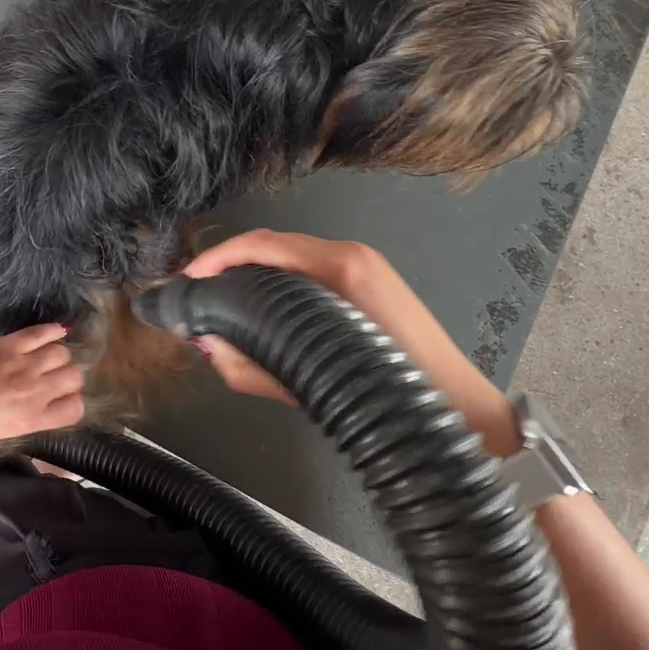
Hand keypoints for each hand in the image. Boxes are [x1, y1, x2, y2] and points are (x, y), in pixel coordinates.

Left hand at [0, 324, 85, 449]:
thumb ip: (21, 419)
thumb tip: (31, 408)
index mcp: (32, 420)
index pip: (75, 408)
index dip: (72, 401)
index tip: (63, 398)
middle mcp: (34, 392)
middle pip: (73, 376)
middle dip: (68, 376)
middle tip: (54, 375)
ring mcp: (21, 365)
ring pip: (61, 352)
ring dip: (59, 354)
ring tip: (50, 355)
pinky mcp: (5, 345)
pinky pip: (38, 333)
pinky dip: (52, 330)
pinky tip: (58, 330)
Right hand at [181, 229, 380, 405]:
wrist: (459, 407)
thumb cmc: (391, 396)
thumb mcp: (311, 387)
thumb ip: (251, 367)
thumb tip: (207, 344)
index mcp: (340, 267)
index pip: (262, 244)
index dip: (218, 256)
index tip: (189, 278)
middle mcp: (350, 253)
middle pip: (272, 242)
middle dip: (229, 260)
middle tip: (198, 288)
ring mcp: (362, 260)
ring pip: (288, 251)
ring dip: (251, 266)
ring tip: (220, 292)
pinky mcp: (367, 274)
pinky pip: (307, 264)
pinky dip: (276, 273)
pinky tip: (260, 296)